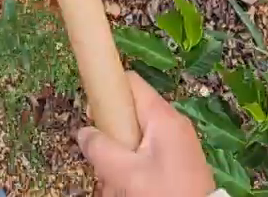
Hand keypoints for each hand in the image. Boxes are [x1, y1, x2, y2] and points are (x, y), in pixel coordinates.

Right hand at [75, 72, 214, 196]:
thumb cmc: (165, 193)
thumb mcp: (128, 174)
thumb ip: (101, 150)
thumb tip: (84, 133)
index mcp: (163, 115)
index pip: (129, 81)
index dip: (107, 92)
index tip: (95, 118)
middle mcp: (174, 123)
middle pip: (132, 112)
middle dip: (113, 134)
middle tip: (104, 157)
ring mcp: (180, 143)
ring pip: (140, 136)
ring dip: (123, 155)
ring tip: (114, 180)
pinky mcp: (183, 162)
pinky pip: (152, 153)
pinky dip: (137, 166)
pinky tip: (130, 186)